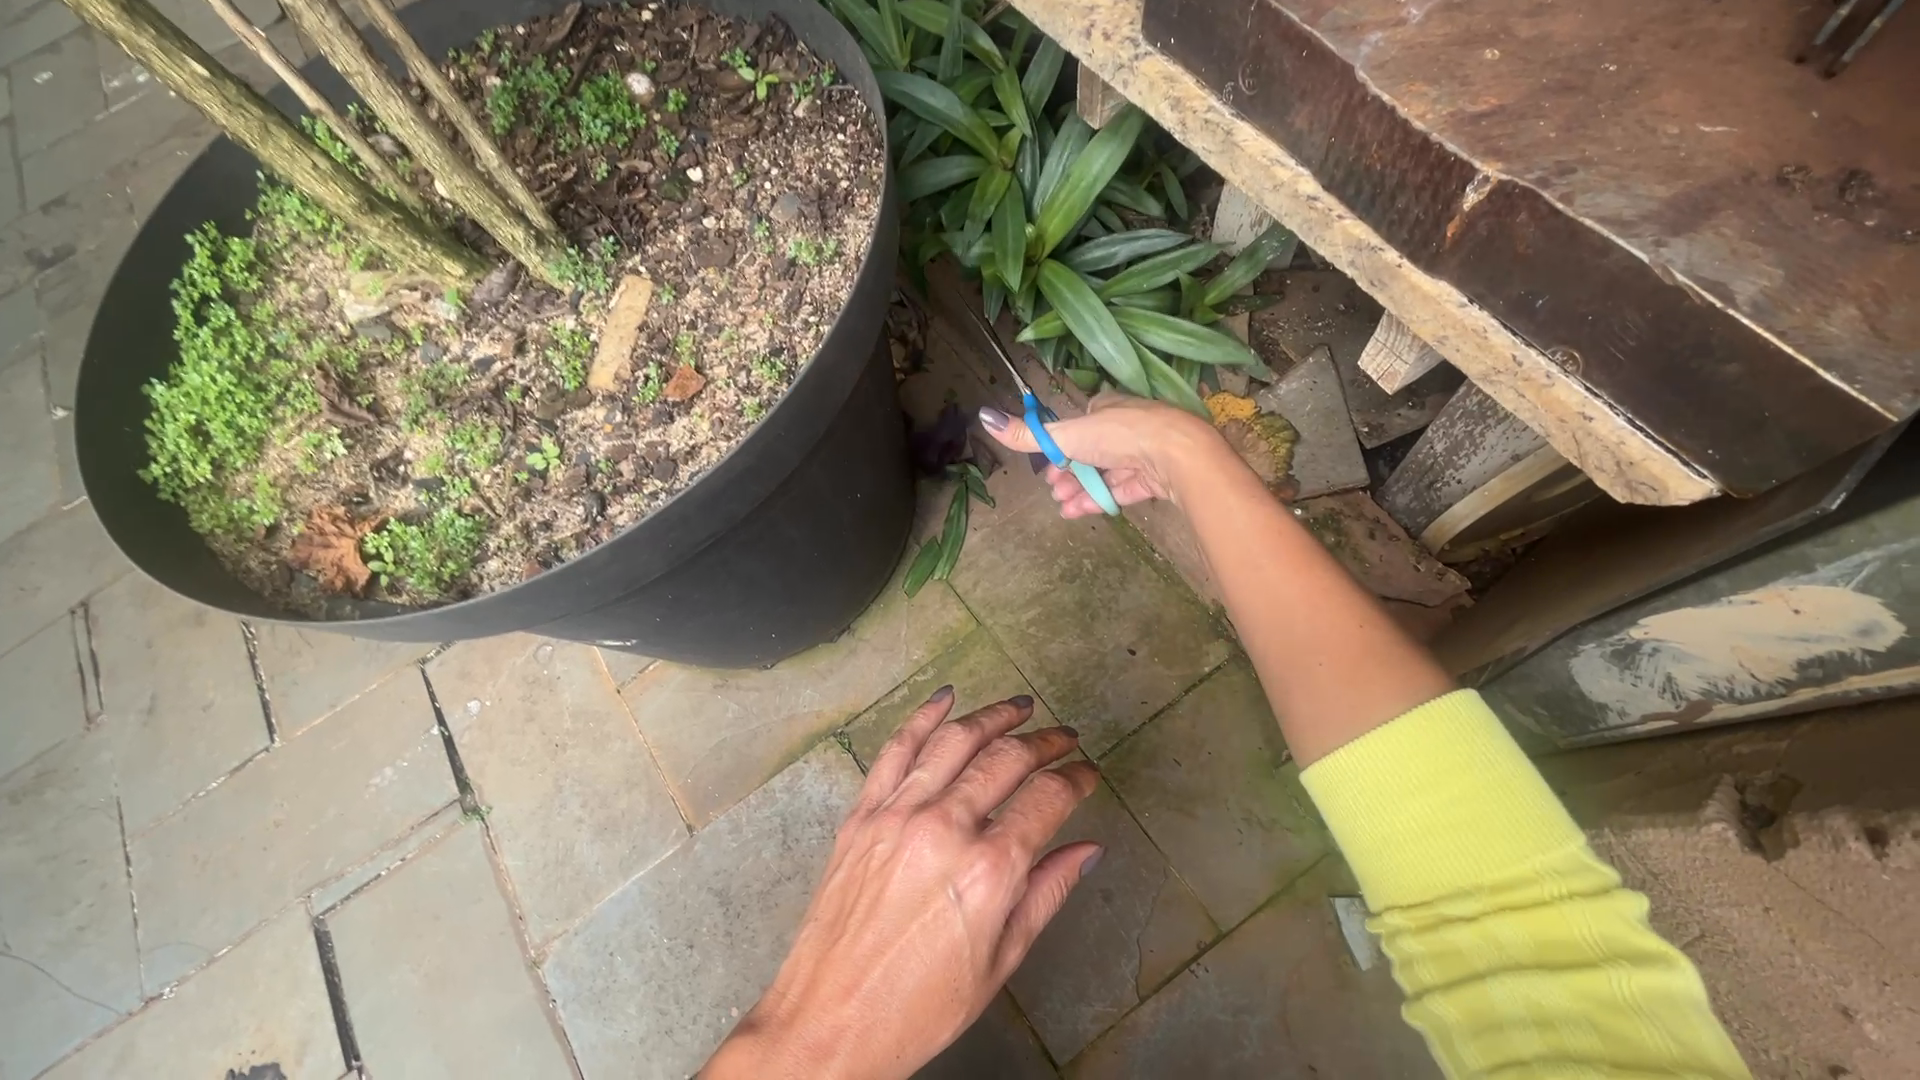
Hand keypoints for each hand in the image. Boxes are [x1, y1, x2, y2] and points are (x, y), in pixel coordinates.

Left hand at [702, 689, 1101, 1079]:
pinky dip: (923, 717)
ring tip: (1020, 706)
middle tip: (1065, 736)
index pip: (1046, 798)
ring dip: (993, 716)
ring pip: (954, 740)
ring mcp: (898, 813)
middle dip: (1044, 741)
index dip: (1075, 779)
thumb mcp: (1001, 961)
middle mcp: (945, 828)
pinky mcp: (862, 813)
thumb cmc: (923, 1006)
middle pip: (1006, 759)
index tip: (1087, 773)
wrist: (830, 1020)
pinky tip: (945, 698)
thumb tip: (1088, 848)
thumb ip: (1047, 893)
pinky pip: (896, 749)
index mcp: (988, 871)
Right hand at [979, 392, 1229, 516]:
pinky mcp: (1158, 477)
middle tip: (1052, 492)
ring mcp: (1145, 452)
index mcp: (1109, 406)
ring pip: (1107, 472)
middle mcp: (1128, 425)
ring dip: (1081, 489)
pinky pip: (1123, 489)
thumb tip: (983, 416)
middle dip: (1068, 473)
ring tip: (1063, 507)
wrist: (1178, 455)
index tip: (1045, 468)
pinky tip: (1080, 512)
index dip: (1060, 448)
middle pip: (1091, 452)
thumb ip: (1028, 435)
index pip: (1079, 426)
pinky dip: (1100, 499)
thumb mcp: (1067, 435)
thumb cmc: (1122, 435)